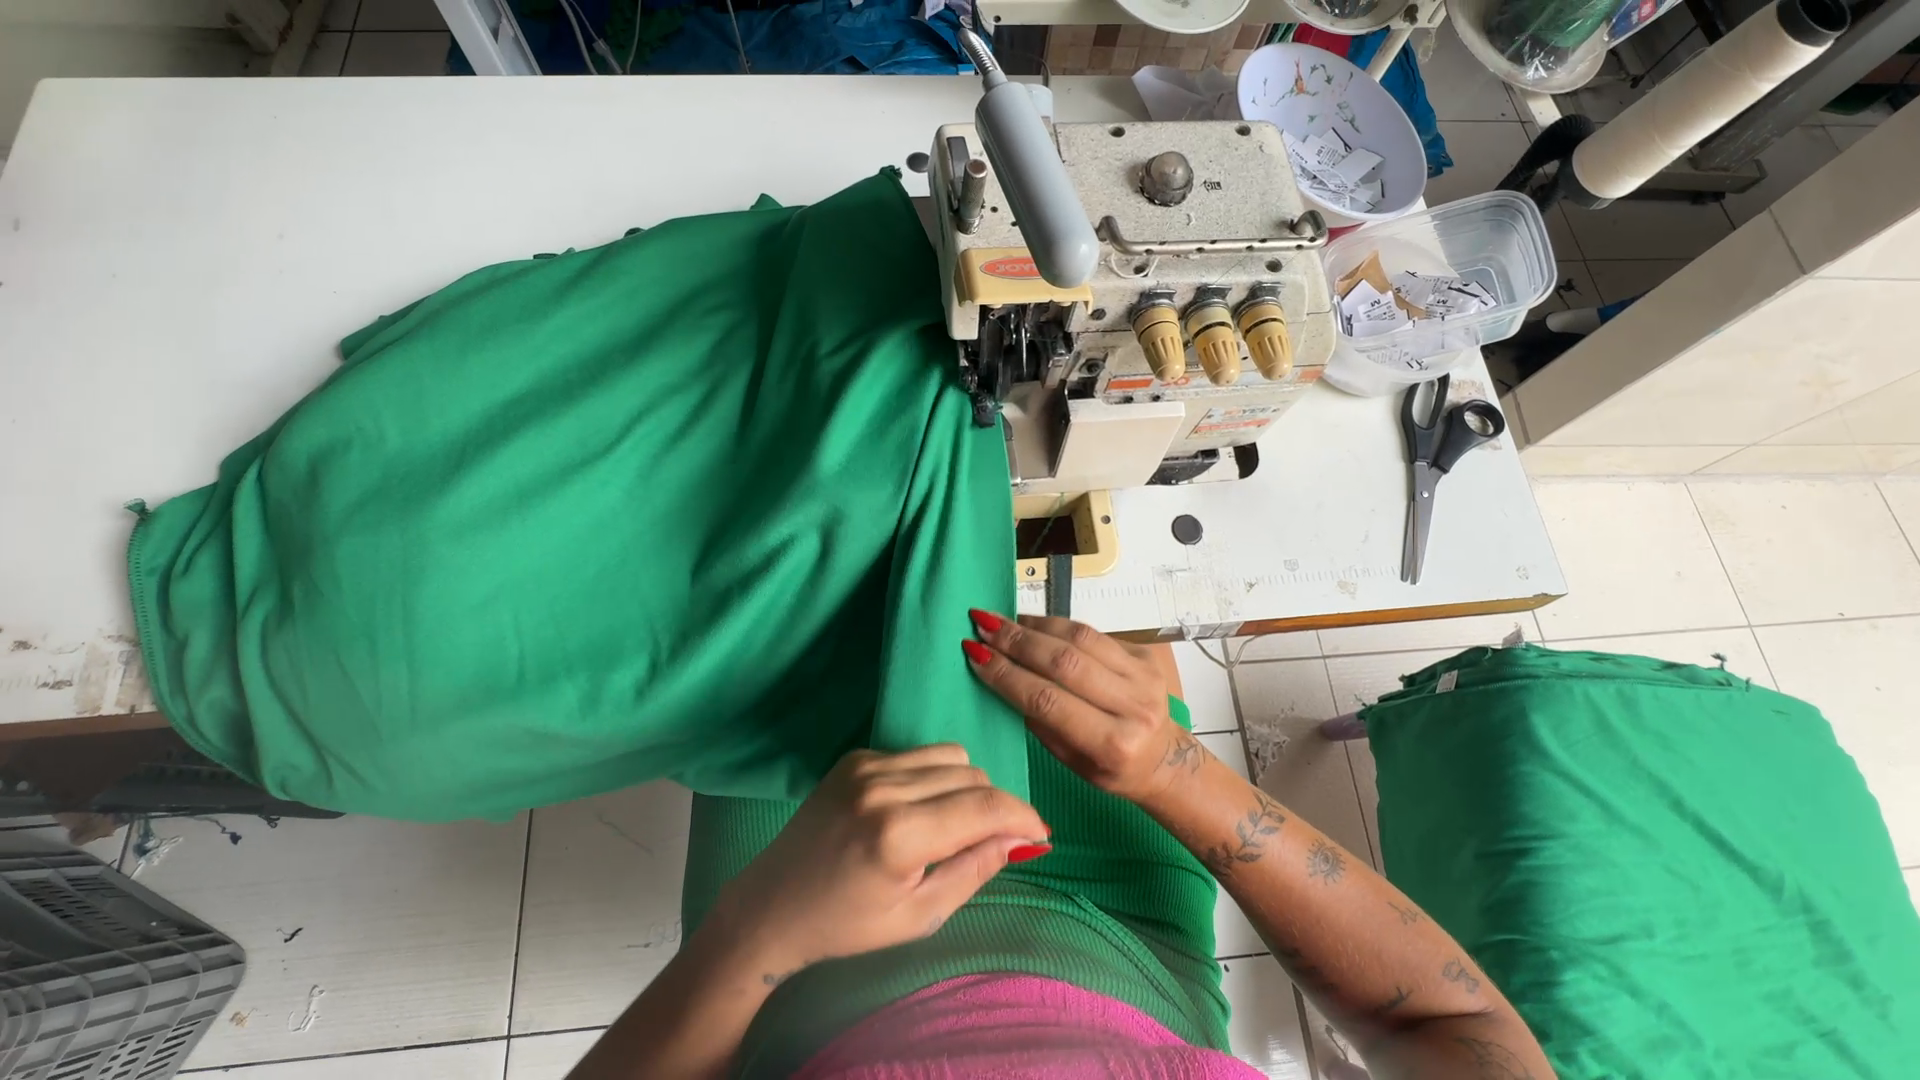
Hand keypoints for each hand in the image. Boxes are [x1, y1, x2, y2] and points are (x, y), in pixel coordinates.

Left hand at [709, 745, 1048, 983]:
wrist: (773, 906)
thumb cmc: (848, 925)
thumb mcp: (920, 916)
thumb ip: (975, 870)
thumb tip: (1023, 838)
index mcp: (899, 834)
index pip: (986, 806)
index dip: (1023, 817)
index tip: (1040, 835)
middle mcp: (883, 787)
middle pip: (973, 775)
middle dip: (994, 807)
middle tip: (990, 843)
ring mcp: (866, 766)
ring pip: (951, 757)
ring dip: (966, 787)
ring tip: (948, 827)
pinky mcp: (855, 757)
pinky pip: (918, 755)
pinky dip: (933, 778)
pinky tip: (915, 811)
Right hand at [963, 611, 1205, 803]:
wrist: (1165, 760)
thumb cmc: (1111, 769)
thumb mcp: (1072, 763)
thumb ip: (1041, 722)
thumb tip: (1002, 677)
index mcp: (1112, 743)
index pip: (1048, 700)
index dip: (1007, 676)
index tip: (975, 656)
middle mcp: (1133, 706)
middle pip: (1064, 663)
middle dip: (1016, 642)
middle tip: (982, 627)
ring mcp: (1143, 676)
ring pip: (1080, 638)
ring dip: (1034, 626)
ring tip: (1000, 620)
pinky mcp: (1145, 655)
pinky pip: (1094, 633)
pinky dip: (1057, 625)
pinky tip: (1031, 623)